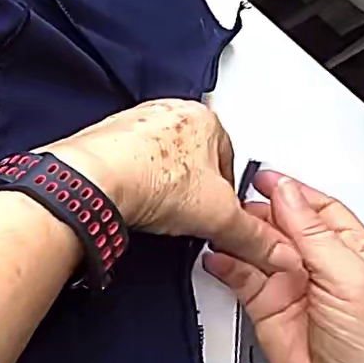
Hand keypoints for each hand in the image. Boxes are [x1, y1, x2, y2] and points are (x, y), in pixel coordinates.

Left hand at [38, 100, 299, 276]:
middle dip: (188, 188)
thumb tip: (272, 250)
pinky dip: (125, 182)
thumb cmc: (149, 179)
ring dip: (155, 186)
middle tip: (183, 213)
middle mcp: (164, 112)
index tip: (216, 213)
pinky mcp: (97, 141)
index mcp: (203, 116)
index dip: (225, 194)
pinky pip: (120, 164)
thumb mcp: (218, 215)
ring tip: (151, 209)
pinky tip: (125, 200)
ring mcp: (127, 125)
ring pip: (153, 161)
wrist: (91, 180)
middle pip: (189, 158)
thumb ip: (251, 235)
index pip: (229, 158)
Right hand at [202, 171, 363, 362]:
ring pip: (255, 248)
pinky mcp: (264, 307)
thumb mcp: (352, 280)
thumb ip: (315, 235)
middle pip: (281, 225)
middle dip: (257, 212)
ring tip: (217, 227)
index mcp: (355, 254)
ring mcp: (291, 286)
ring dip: (237, 236)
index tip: (262, 177)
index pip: (319, 209)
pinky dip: (222, 264)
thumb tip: (289, 195)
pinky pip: (237, 276)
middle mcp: (321, 267)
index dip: (291, 191)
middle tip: (230, 203)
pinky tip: (214, 256)